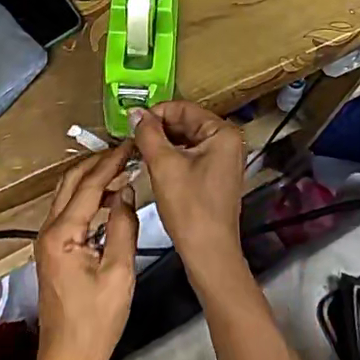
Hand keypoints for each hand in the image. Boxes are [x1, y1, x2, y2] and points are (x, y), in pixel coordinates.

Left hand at [33, 144, 137, 359]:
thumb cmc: (97, 319)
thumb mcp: (120, 269)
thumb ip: (124, 224)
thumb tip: (127, 190)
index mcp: (62, 235)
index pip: (90, 185)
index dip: (113, 162)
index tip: (134, 144)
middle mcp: (48, 232)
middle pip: (71, 182)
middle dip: (98, 162)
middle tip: (128, 150)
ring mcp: (48, 242)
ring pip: (68, 194)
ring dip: (94, 177)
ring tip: (124, 167)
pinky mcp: (54, 250)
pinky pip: (70, 210)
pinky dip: (90, 195)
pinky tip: (112, 196)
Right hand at [132, 101, 245, 273]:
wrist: (209, 250)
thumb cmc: (190, 208)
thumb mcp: (164, 167)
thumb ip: (149, 135)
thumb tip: (135, 113)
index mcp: (223, 132)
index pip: (185, 108)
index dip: (156, 112)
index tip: (131, 121)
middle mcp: (228, 139)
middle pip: (187, 122)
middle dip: (159, 128)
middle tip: (131, 136)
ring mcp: (225, 157)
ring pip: (188, 139)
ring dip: (164, 142)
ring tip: (138, 149)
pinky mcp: (217, 172)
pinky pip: (192, 154)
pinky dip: (173, 155)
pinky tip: (154, 163)